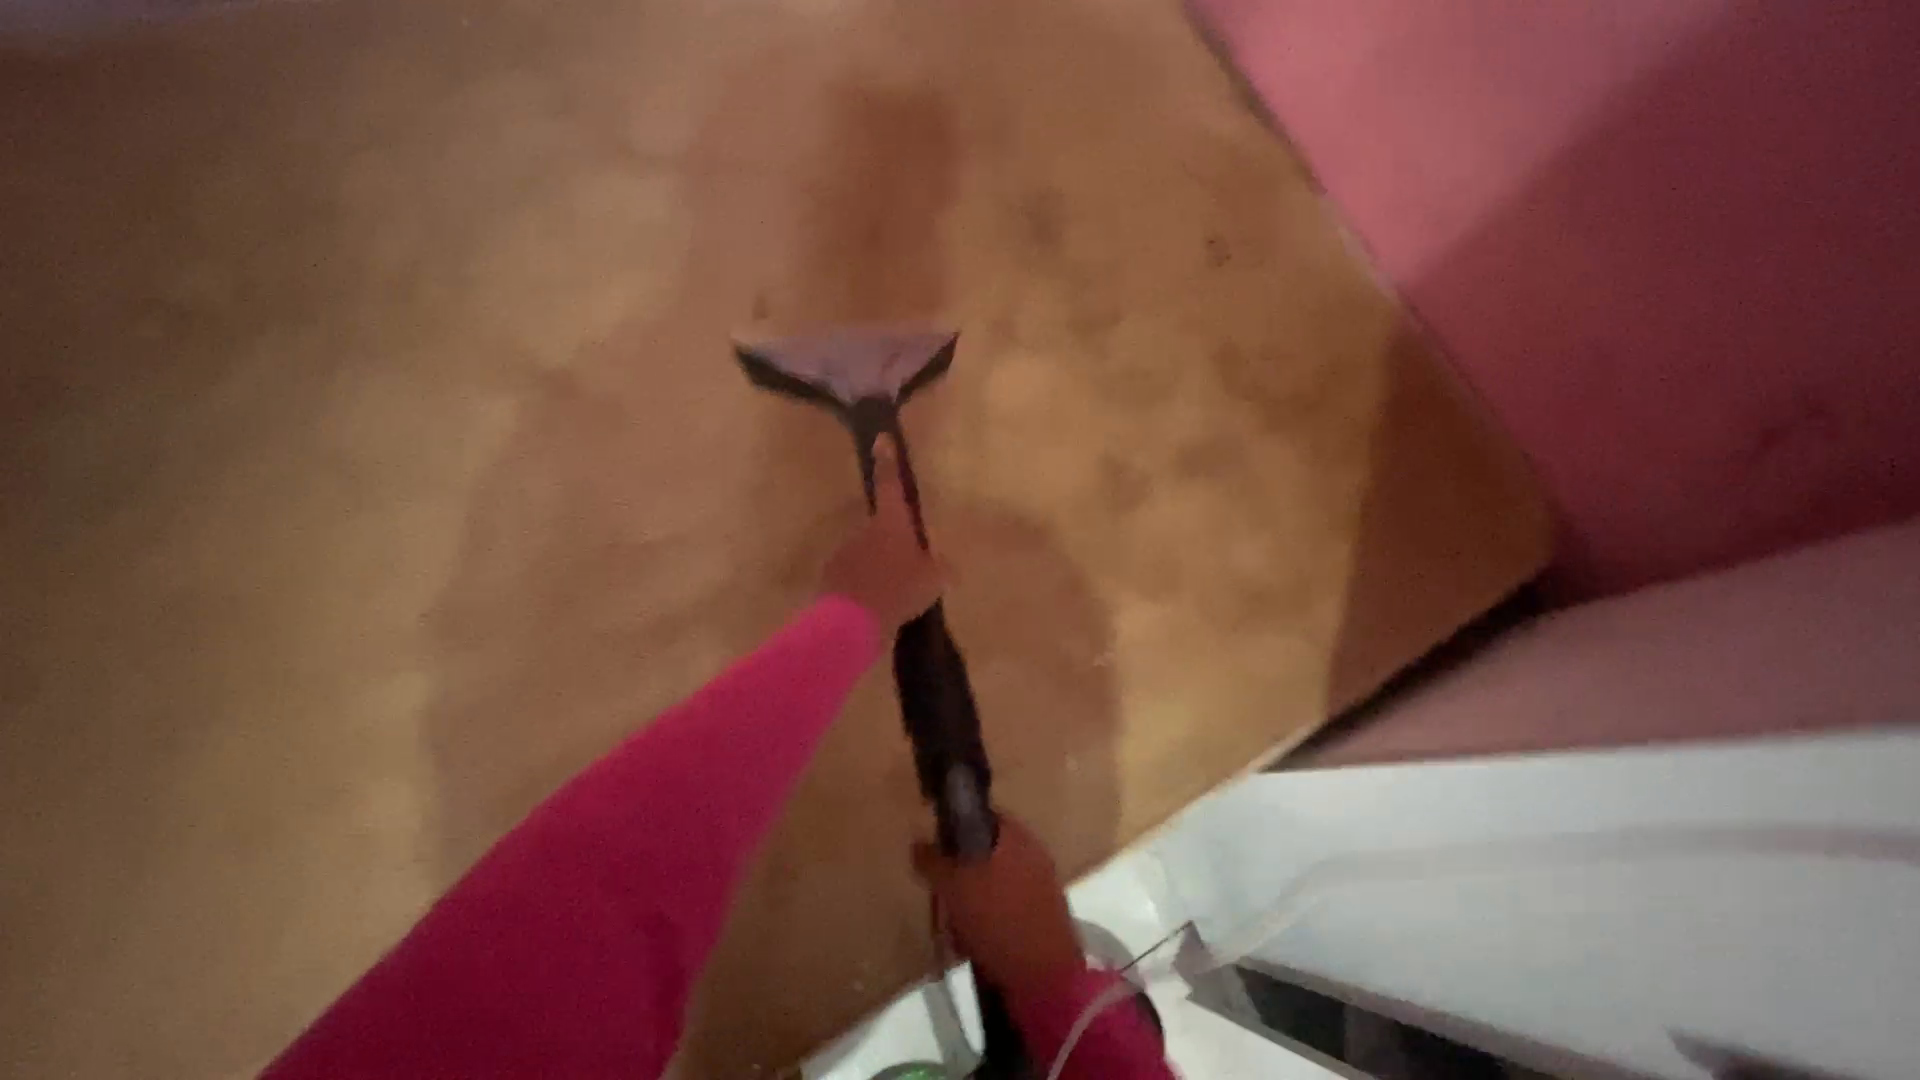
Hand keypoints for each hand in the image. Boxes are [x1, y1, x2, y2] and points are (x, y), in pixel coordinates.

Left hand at [819, 436, 942, 632]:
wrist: (852, 621)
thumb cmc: (898, 591)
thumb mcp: (933, 582)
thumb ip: (941, 569)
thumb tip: (948, 566)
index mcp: (891, 523)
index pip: (890, 484)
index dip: (888, 461)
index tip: (882, 439)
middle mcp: (863, 530)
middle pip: (880, 527)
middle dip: (890, 543)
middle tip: (906, 568)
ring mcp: (843, 551)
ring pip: (864, 553)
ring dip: (875, 567)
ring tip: (890, 595)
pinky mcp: (829, 575)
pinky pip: (851, 576)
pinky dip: (861, 586)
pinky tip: (872, 607)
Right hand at [912, 816, 1086, 998]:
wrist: (1044, 979)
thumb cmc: (997, 919)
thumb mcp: (952, 886)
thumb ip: (932, 861)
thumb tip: (918, 842)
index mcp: (1017, 835)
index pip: (981, 815)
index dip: (955, 826)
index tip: (935, 846)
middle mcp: (1033, 854)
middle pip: (985, 852)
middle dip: (959, 871)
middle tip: (940, 891)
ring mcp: (1042, 886)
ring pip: (993, 883)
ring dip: (970, 900)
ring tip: (952, 925)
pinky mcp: (1043, 918)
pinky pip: (1005, 908)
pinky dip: (987, 921)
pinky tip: (971, 943)